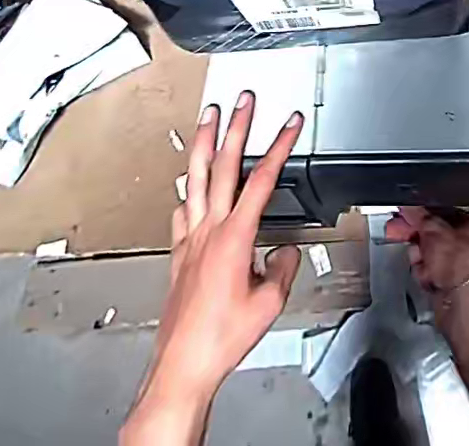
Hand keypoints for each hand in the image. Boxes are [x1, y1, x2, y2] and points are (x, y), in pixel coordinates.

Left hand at [121, 93, 303, 445]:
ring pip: (195, 178)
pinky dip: (187, 190)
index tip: (289, 124)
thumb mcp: (269, 303)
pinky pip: (182, 211)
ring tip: (208, 117)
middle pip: (224, 166)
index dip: (279, 146)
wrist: (182, 366)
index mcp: (235, 236)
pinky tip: (186, 185)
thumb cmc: (221, 337)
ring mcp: (190, 238)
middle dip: (237, 128)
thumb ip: (282, 268)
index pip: (263, 179)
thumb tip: (284, 252)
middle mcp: (209, 230)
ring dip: (203, 143)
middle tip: (243, 101)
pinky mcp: (179, 253)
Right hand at [384, 206, 468, 314]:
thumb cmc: (460, 263)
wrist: (461, 304)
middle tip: (399, 229)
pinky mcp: (448, 280)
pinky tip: (425, 275)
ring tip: (419, 259)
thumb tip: (410, 206)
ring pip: (429, 251)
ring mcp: (458, 262)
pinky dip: (423, 271)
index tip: (409, 210)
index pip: (446, 209)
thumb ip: (419, 215)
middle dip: (416, 234)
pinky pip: (429, 269)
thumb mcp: (434, 230)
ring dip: (419, 255)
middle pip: (435, 231)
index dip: (425, 209)